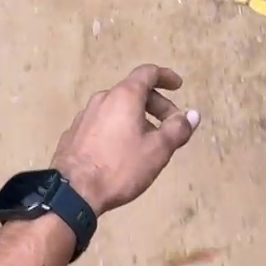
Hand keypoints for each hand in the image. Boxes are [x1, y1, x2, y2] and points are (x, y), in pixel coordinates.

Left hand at [51, 64, 200, 214]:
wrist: (73, 192)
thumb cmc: (120, 167)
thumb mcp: (157, 150)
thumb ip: (177, 129)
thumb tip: (193, 115)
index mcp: (124, 97)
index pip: (148, 73)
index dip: (166, 77)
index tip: (178, 86)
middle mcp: (103, 99)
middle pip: (133, 92)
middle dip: (156, 105)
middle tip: (170, 127)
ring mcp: (85, 116)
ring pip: (117, 109)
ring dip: (137, 118)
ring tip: (148, 143)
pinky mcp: (74, 133)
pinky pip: (103, 123)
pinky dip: (118, 128)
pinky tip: (121, 152)